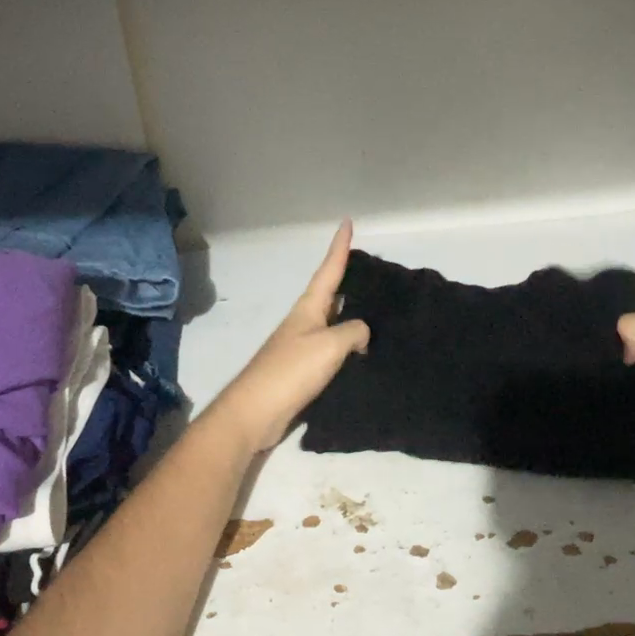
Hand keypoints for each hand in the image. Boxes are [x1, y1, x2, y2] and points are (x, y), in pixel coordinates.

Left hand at [202, 221, 371, 453]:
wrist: (255, 413)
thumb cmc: (290, 372)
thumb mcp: (329, 345)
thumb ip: (353, 332)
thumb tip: (362, 334)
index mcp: (308, 309)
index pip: (329, 270)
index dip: (339, 247)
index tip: (346, 222)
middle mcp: (304, 322)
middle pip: (331, 294)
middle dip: (350, 280)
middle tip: (376, 271)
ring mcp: (302, 347)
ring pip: (333, 323)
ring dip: (352, 315)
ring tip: (379, 312)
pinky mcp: (303, 372)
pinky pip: (332, 350)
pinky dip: (348, 347)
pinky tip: (362, 354)